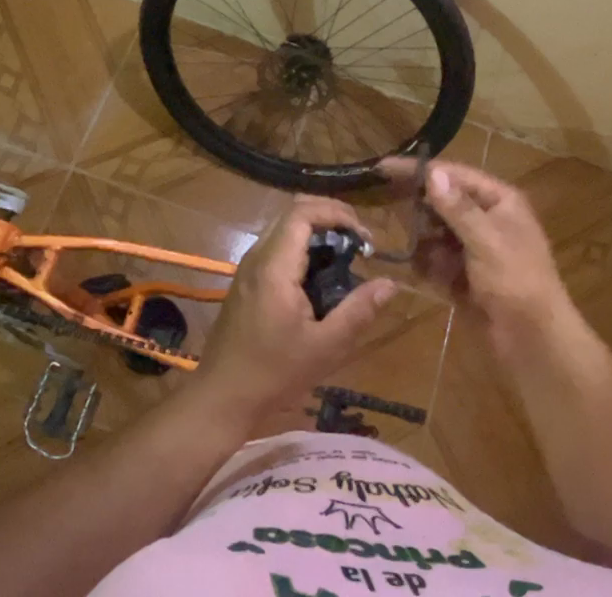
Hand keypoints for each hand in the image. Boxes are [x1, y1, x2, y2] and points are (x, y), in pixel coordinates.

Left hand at [195, 196, 398, 420]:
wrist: (221, 398)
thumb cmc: (274, 374)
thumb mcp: (326, 347)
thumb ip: (359, 311)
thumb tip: (390, 284)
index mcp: (274, 266)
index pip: (302, 212)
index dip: (337, 212)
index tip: (364, 237)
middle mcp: (257, 258)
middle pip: (293, 214)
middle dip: (330, 219)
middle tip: (360, 244)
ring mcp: (247, 270)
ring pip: (284, 231)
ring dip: (317, 235)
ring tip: (346, 260)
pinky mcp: (246, 283)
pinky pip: (276, 249)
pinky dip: (302, 250)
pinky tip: (320, 280)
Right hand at [382, 159, 570, 338]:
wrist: (533, 341)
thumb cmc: (516, 282)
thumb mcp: (487, 240)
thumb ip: (457, 208)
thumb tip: (432, 172)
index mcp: (499, 202)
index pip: (455, 175)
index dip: (420, 171)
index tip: (382, 168)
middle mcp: (487, 219)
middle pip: (442, 204)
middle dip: (420, 212)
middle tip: (391, 216)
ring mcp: (474, 249)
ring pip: (435, 233)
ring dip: (423, 243)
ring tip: (418, 253)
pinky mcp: (464, 276)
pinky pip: (436, 261)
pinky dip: (428, 266)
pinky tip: (427, 275)